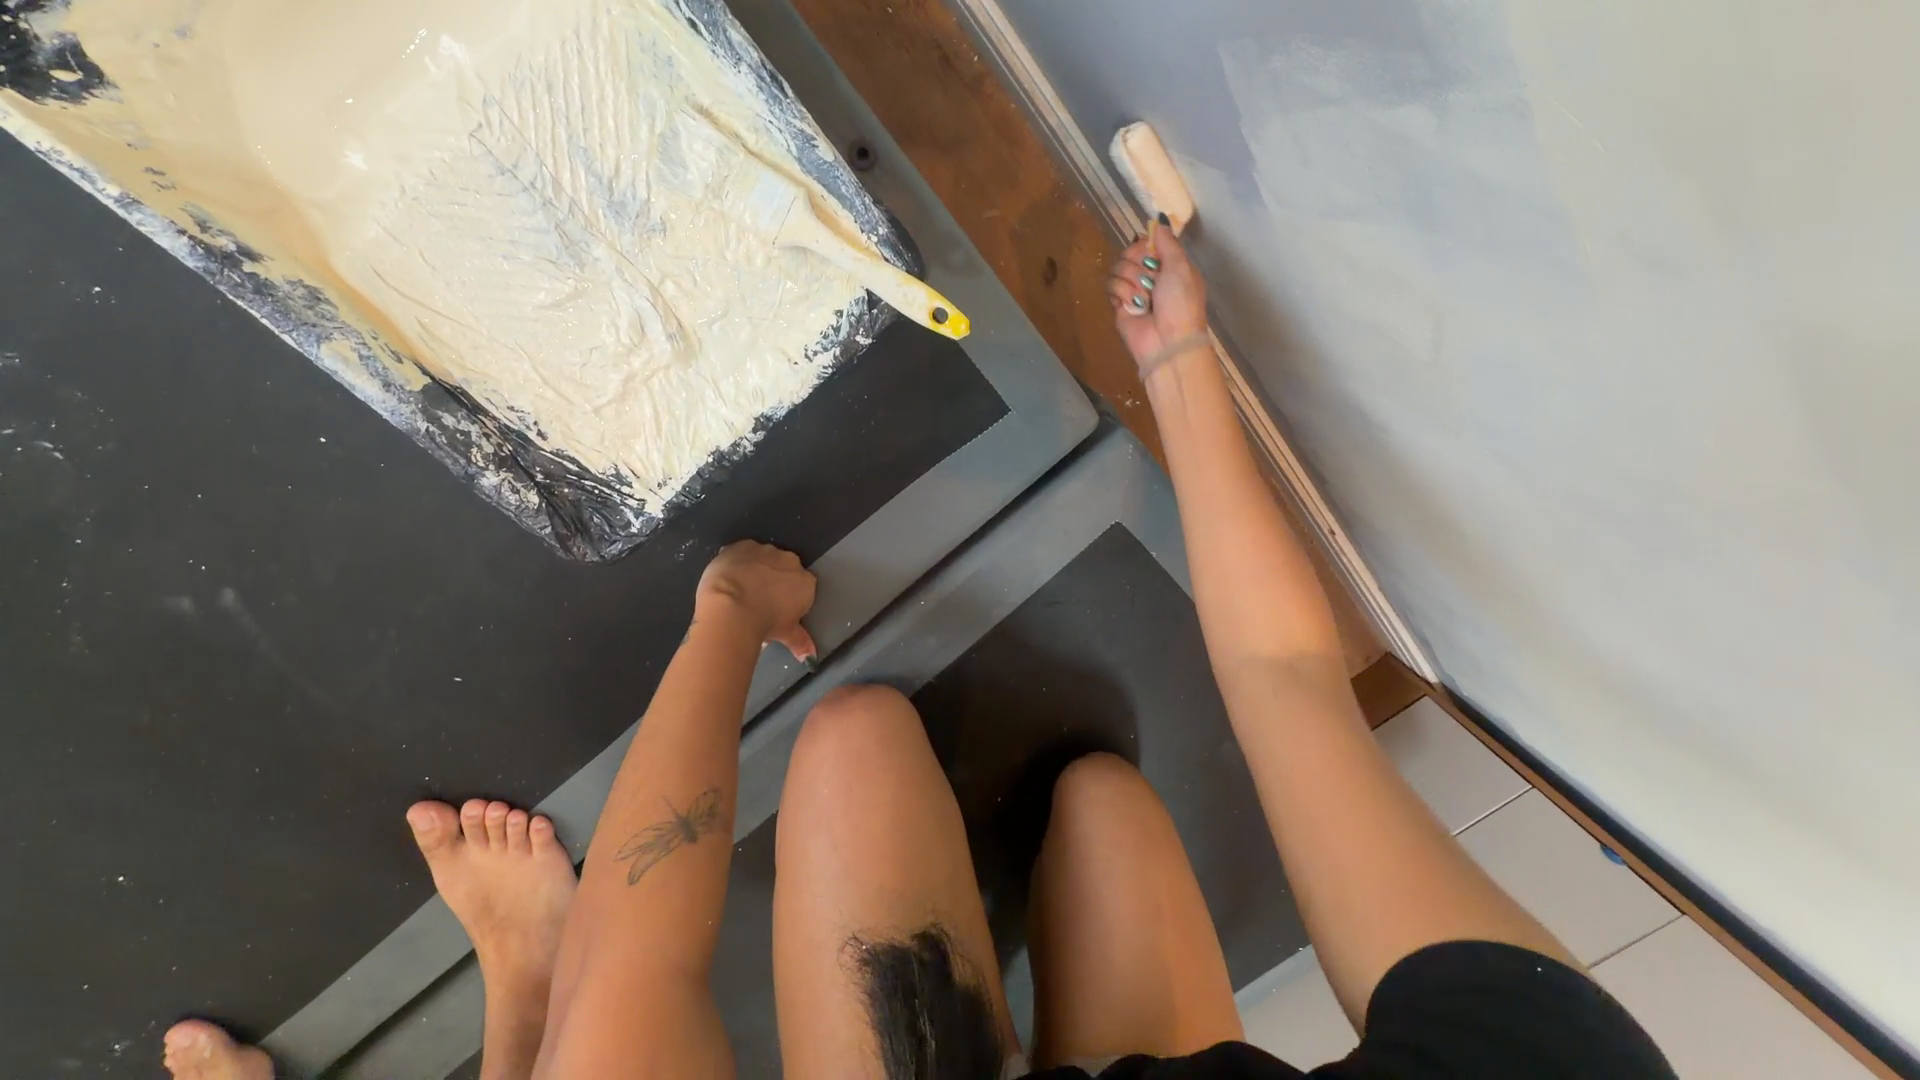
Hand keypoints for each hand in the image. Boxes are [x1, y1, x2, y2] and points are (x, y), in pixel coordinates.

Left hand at [695, 540, 817, 660]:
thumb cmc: (764, 623)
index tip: (778, 608)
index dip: (790, 596)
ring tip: (741, 588)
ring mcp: (765, 550)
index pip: (803, 586)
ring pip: (764, 557)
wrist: (731, 607)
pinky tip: (729, 575)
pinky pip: (743, 551)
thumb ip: (800, 642)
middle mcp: (789, 561)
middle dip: (775, 579)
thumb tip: (811, 657)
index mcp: (805, 582)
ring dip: (757, 568)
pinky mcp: (742, 545)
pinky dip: (738, 561)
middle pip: (785, 568)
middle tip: (760, 599)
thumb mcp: (785, 634)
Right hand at [1109, 221, 1208, 375]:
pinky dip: (1121, 293)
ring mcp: (1133, 289)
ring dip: (1132, 282)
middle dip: (1139, 265)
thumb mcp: (1181, 267)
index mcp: (1169, 264)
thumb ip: (1168, 243)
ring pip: (1118, 268)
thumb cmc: (1180, 303)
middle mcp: (1150, 275)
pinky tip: (1132, 306)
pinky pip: (1110, 286)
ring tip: (1144, 299)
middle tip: (1151, 281)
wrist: (1168, 341)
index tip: (1152, 254)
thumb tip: (1159, 221)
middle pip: (1130, 252)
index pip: (1147, 242)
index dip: (1146, 245)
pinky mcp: (1119, 304)